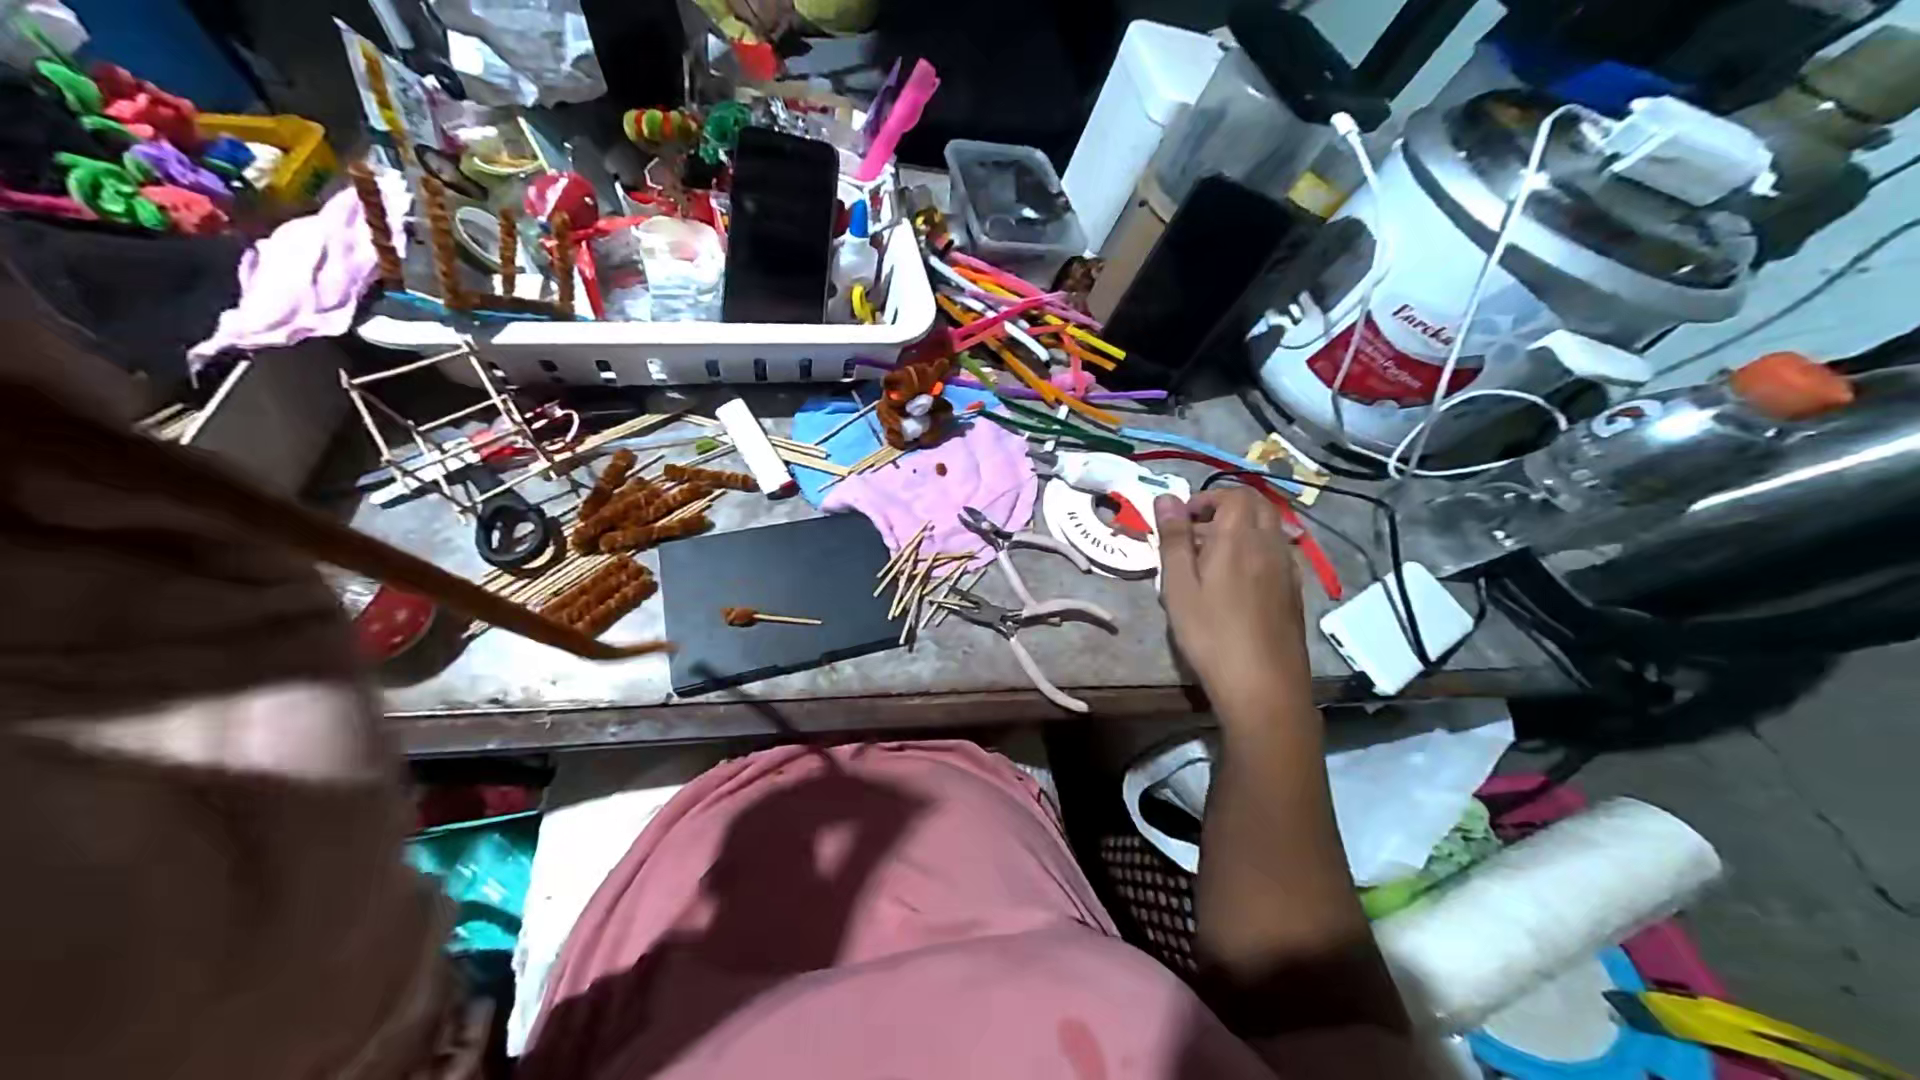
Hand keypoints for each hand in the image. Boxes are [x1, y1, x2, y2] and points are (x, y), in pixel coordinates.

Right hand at [1156, 489, 1309, 713]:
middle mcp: (1270, 545)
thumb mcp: (1179, 586)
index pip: (1234, 494)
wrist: (1263, 685)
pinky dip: (1255, 553)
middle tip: (1196, 534)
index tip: (1183, 520)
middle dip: (1226, 509)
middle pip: (1257, 506)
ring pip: (1269, 531)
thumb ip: (1174, 539)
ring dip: (1241, 531)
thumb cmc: (1210, 633)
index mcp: (1240, 537)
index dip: (1207, 498)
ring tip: (1211, 561)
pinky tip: (1235, 585)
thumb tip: (1167, 497)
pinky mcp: (1294, 592)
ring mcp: (1288, 569)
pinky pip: (1276, 555)